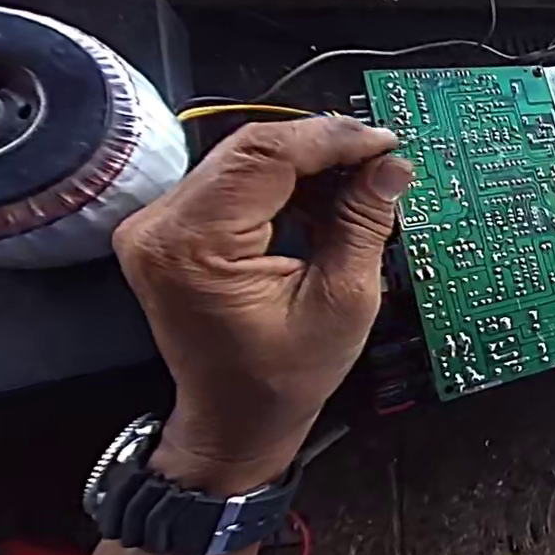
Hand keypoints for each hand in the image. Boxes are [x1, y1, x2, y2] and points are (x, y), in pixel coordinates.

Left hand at [112, 116, 414, 492]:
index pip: (264, 155)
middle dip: (327, 147)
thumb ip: (364, 225)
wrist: (238, 415)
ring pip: (250, 159)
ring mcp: (165, 223)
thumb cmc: (287, 373)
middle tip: (386, 159)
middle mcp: (162, 224)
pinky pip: (244, 182)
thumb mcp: (344, 299)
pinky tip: (334, 196)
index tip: (386, 144)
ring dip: (315, 163)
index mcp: (194, 245)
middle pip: (252, 149)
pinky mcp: (181, 228)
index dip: (332, 139)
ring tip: (368, 179)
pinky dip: (295, 182)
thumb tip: (392, 168)